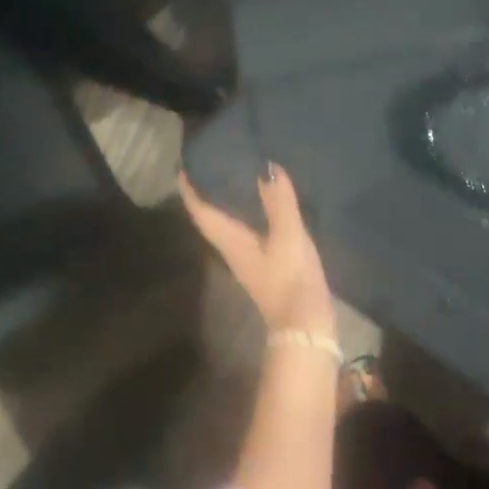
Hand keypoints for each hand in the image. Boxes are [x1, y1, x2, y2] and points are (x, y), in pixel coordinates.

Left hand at [178, 165, 335, 337]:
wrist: (304, 327)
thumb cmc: (291, 280)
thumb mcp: (288, 236)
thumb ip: (278, 202)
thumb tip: (264, 166)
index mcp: (230, 241)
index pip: (201, 212)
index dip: (190, 189)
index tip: (184, 164)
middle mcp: (232, 249)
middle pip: (211, 217)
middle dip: (206, 191)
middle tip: (210, 162)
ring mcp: (247, 259)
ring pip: (227, 225)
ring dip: (225, 202)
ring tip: (232, 175)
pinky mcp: (263, 264)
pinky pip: (246, 231)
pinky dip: (246, 213)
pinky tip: (259, 203)